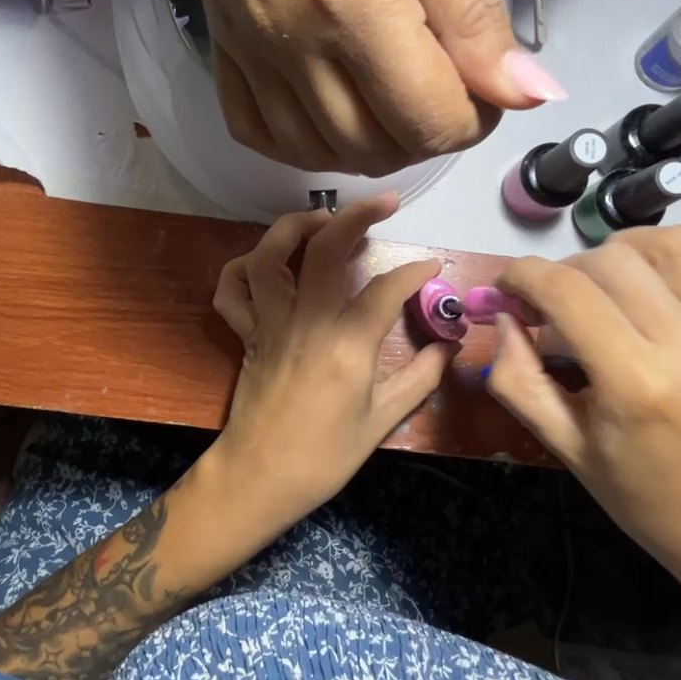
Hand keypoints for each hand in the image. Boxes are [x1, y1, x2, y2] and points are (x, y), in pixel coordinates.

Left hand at [204, 192, 454, 531]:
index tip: (432, 267)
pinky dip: (241, 268)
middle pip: (326, 249)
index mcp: (347, 344)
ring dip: (293, 226)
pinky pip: (231, 290)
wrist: (260, 477)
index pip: (386, 288)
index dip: (414, 272)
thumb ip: (419, 378)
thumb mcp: (382, 421)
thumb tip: (448, 346)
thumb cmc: (325, 456)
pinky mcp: (246, 334)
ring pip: (269, 256)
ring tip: (321, 218)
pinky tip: (265, 263)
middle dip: (357, 215)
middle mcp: (306, 321)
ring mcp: (269, 323)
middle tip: (385, 202)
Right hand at [485, 227, 680, 619]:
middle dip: (565, 268)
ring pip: (676, 243)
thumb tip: (503, 321)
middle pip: (613, 259)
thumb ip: (519, 381)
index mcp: (635, 383)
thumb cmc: (647, 502)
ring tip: (608, 281)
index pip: (566, 290)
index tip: (507, 289)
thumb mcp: (567, 450)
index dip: (521, 276)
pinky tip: (669, 273)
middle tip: (553, 301)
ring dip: (626, 250)